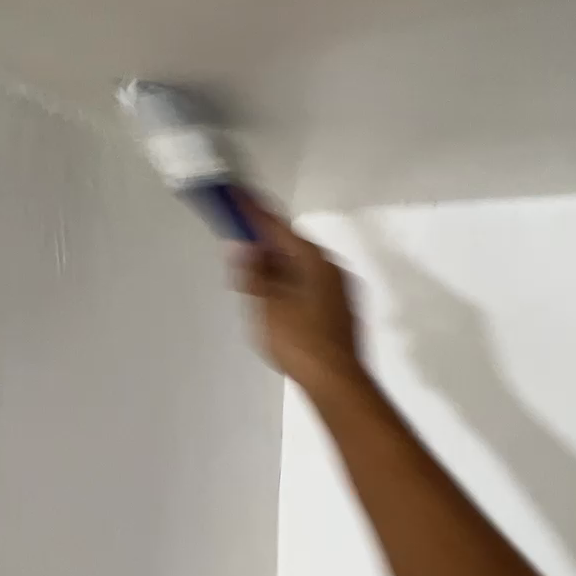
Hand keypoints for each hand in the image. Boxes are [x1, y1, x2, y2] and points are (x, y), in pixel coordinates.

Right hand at [230, 195, 368, 394]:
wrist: (336, 381)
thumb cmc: (298, 342)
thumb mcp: (266, 305)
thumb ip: (253, 272)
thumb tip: (243, 245)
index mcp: (314, 261)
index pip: (277, 227)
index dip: (253, 212)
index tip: (236, 194)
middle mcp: (332, 269)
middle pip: (292, 247)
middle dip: (264, 244)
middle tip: (239, 241)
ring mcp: (340, 291)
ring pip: (301, 269)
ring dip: (276, 267)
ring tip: (252, 276)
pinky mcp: (339, 311)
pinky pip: (308, 286)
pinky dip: (288, 284)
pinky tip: (275, 301)